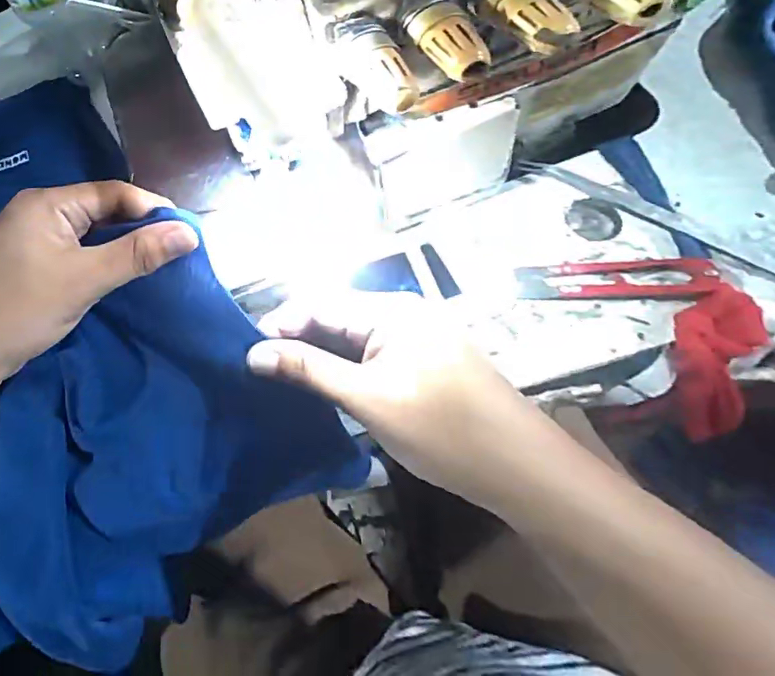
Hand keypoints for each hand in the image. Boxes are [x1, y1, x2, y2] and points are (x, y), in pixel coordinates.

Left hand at [0, 183, 199, 459]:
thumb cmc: (22, 310)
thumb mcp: (84, 280)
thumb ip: (136, 253)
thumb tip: (189, 233)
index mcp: (46, 202)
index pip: (111, 192)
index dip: (151, 208)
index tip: (185, 231)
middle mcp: (37, 209)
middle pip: (100, 207)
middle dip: (138, 225)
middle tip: (175, 246)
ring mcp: (29, 234)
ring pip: (88, 229)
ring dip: (119, 242)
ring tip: (156, 258)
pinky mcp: (27, 259)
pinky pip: (74, 247)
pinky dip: (98, 256)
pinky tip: (118, 269)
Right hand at [245, 292, 583, 514]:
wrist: (527, 471)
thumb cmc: (445, 433)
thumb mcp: (369, 401)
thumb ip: (309, 370)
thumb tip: (253, 354)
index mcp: (391, 310)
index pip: (318, 303)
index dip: (279, 325)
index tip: (247, 354)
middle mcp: (403, 309)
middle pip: (335, 314)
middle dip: (297, 339)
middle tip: (262, 372)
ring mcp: (418, 331)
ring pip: (353, 333)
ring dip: (321, 353)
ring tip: (286, 380)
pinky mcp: (427, 355)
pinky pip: (374, 348)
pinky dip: (347, 364)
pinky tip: (329, 385)